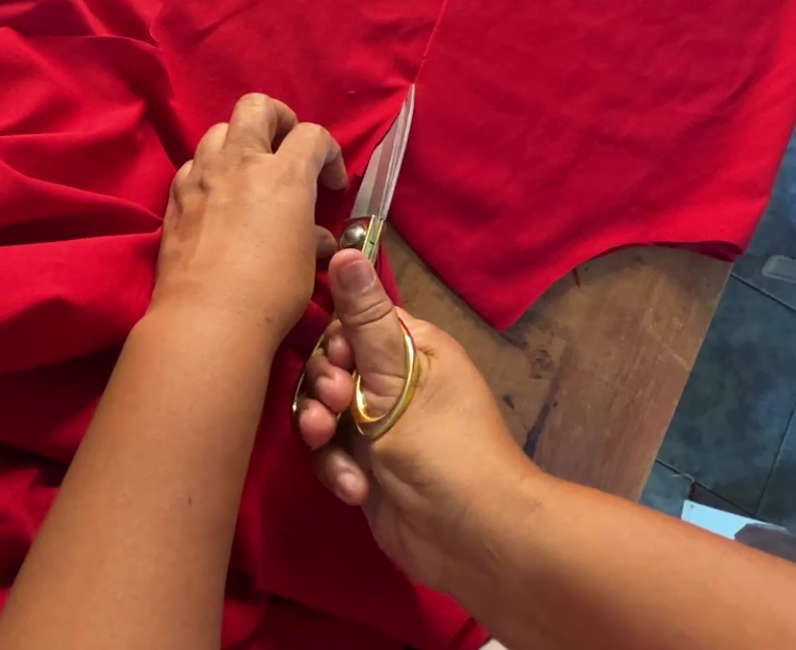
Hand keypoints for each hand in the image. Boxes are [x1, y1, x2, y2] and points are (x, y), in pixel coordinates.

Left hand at [155, 94, 347, 348]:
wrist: (207, 317)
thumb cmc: (270, 290)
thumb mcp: (306, 262)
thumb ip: (312, 237)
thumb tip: (316, 238)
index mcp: (283, 174)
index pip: (313, 135)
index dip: (329, 154)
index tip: (330, 185)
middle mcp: (240, 162)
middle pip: (257, 106)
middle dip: (278, 119)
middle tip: (285, 148)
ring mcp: (202, 175)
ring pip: (218, 130)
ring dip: (238, 143)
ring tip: (247, 173)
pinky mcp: (175, 196)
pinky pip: (192, 165)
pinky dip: (208, 172)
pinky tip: (216, 199)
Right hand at [294, 250, 541, 595]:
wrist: (474, 544)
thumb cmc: (444, 447)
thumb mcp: (398, 378)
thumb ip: (364, 318)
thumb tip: (345, 251)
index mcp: (412, 348)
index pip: (353, 321)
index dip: (335, 340)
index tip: (338, 361)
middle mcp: (392, 381)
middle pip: (330, 366)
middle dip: (324, 388)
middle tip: (336, 407)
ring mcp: (376, 425)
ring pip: (322, 409)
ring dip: (321, 427)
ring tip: (328, 443)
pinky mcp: (362, 464)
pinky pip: (329, 451)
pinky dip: (336, 467)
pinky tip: (355, 487)